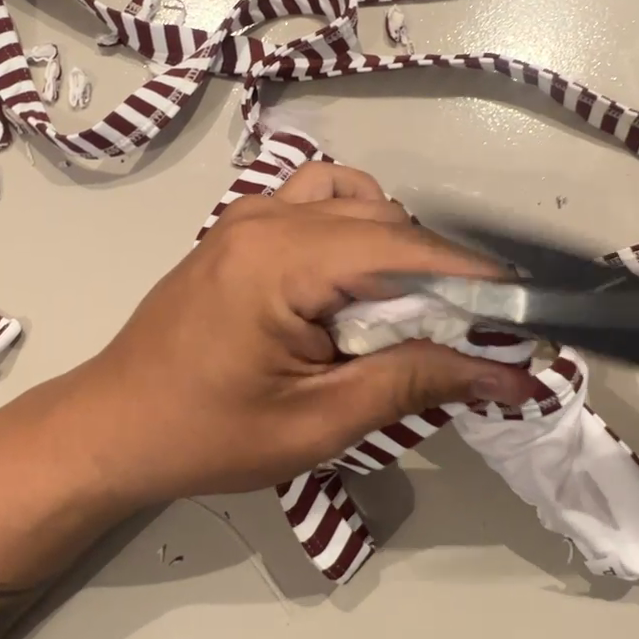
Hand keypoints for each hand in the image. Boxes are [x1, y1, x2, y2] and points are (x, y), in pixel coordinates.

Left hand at [60, 163, 540, 509]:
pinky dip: (353, 229)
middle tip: (469, 336)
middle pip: (385, 221)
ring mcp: (246, 217)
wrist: (114, 427)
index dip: (472, 279)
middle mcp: (265, 219)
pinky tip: (354, 282)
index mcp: (280, 261)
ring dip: (397, 248)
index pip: (401, 247)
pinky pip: (316, 202)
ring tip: (408, 313)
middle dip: (439, 274)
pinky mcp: (239, 230)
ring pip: (354, 202)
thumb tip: (508, 373)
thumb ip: (414, 382)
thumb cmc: (206, 436)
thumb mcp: (319, 422)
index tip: (523, 318)